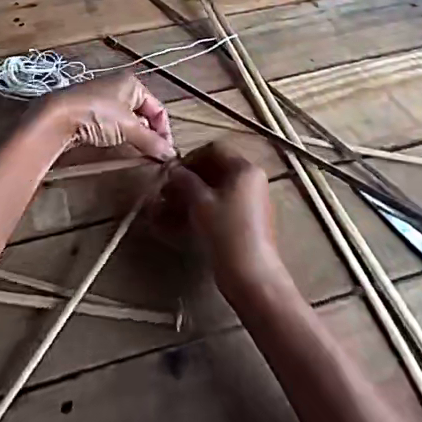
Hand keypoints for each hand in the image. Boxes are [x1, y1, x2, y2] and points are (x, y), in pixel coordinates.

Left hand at [34, 73, 174, 162]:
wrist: (55, 117)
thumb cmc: (98, 114)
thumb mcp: (129, 128)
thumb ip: (151, 141)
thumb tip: (171, 155)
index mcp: (133, 84)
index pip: (158, 109)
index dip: (164, 131)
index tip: (165, 152)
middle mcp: (119, 87)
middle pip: (143, 114)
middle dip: (150, 134)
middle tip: (153, 154)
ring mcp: (102, 99)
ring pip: (127, 121)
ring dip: (134, 137)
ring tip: (138, 154)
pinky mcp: (87, 112)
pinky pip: (110, 125)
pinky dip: (117, 136)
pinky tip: (117, 148)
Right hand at [156, 137, 286, 295]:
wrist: (250, 271)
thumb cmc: (226, 231)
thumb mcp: (201, 203)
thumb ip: (185, 181)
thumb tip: (174, 169)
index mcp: (245, 168)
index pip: (215, 150)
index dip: (191, 158)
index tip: (172, 173)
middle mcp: (252, 177)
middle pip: (217, 167)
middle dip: (191, 177)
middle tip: (168, 191)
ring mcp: (252, 197)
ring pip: (219, 186)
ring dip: (195, 192)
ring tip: (172, 206)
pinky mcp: (249, 215)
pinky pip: (224, 201)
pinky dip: (206, 205)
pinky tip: (187, 217)